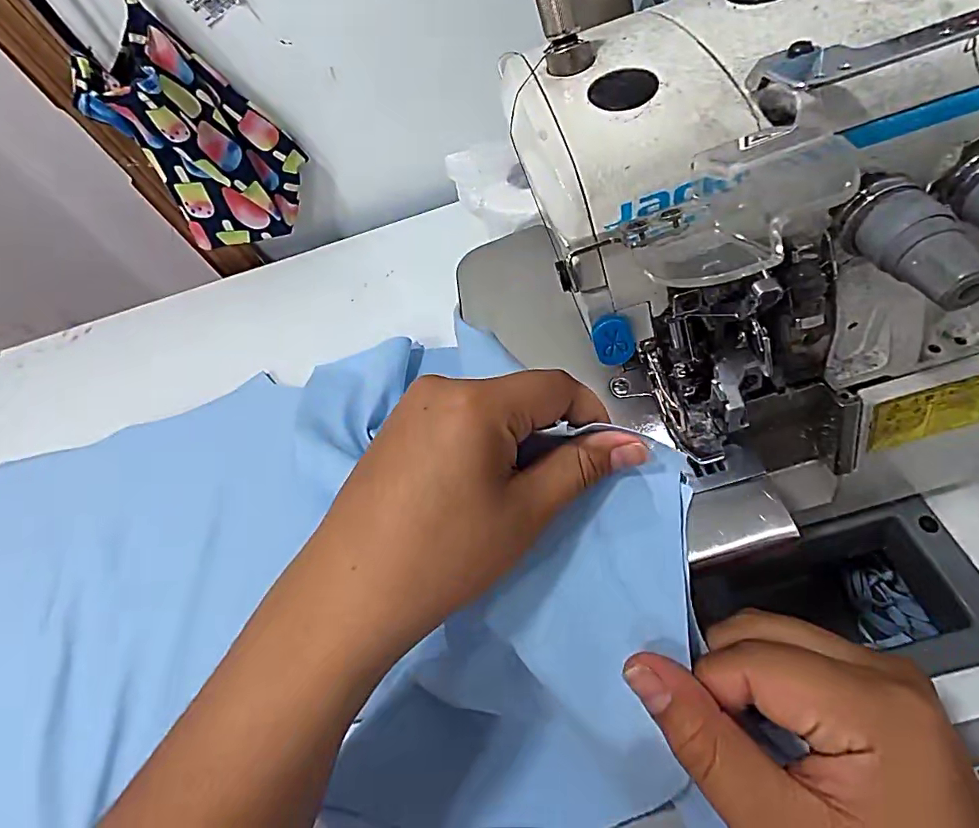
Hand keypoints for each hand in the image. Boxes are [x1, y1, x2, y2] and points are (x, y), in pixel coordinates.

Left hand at [295, 371, 649, 657]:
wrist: (349, 594)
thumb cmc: (445, 556)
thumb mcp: (524, 513)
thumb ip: (580, 468)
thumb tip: (629, 445)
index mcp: (476, 399)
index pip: (556, 385)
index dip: (590, 416)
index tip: (603, 458)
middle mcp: (442, 387)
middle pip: (520, 396)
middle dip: (548, 433)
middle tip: (548, 490)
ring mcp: (412, 405)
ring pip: (489, 408)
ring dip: (514, 440)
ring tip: (505, 496)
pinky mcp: (396, 426)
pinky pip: (456, 419)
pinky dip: (480, 443)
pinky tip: (468, 490)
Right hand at [624, 610, 978, 826]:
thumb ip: (707, 745)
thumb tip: (644, 669)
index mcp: (874, 703)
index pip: (745, 658)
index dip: (706, 697)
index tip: (709, 750)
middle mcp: (887, 671)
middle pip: (761, 632)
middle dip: (724, 681)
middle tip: (731, 751)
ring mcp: (893, 677)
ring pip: (777, 636)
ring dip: (747, 682)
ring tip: (759, 751)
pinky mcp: (889, 689)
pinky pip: (804, 655)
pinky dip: (774, 686)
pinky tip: (784, 739)